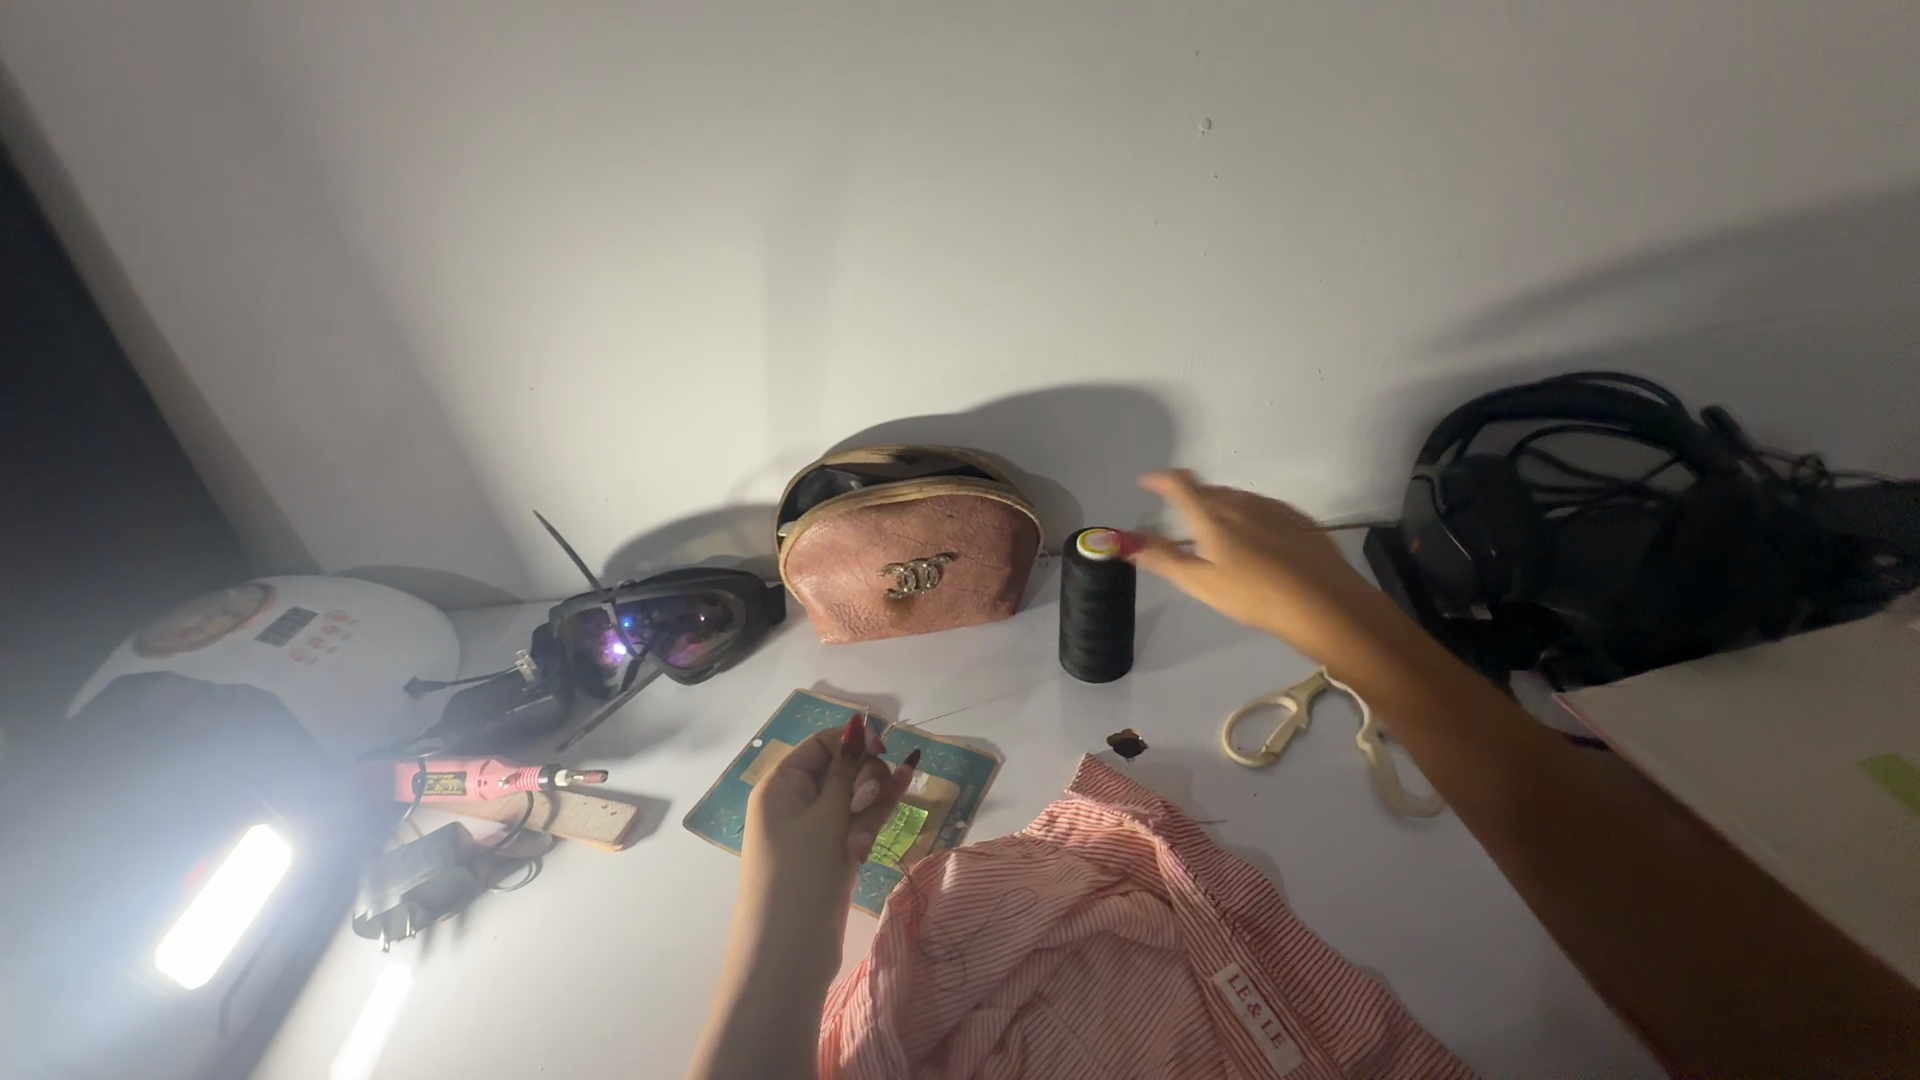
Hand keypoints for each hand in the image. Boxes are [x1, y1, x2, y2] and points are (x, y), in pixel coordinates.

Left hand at [738, 715, 917, 961]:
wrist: (786, 960)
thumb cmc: (798, 879)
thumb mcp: (825, 819)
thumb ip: (848, 771)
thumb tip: (856, 724)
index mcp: (781, 784)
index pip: (824, 743)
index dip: (856, 743)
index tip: (887, 751)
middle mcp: (795, 801)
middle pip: (844, 769)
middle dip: (865, 784)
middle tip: (864, 810)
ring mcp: (814, 829)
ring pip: (855, 798)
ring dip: (869, 811)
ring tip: (863, 844)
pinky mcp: (831, 853)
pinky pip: (856, 824)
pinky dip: (868, 826)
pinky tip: (884, 823)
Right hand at [1128, 469, 1387, 649]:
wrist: (1325, 603)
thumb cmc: (1254, 595)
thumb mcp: (1200, 583)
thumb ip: (1163, 558)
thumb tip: (1126, 540)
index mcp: (1212, 516)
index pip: (1180, 484)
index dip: (1160, 479)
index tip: (1146, 482)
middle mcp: (1240, 503)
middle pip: (1209, 490)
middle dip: (1191, 498)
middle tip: (1182, 520)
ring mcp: (1272, 509)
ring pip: (1237, 499)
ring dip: (1220, 507)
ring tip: (1218, 534)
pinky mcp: (1298, 520)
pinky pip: (1262, 509)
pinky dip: (1248, 517)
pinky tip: (1255, 542)